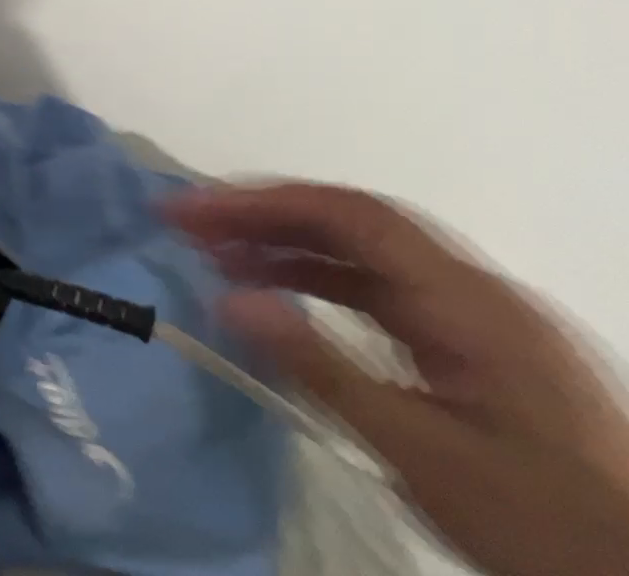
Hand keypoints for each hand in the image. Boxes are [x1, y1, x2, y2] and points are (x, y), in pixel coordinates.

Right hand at [169, 182, 628, 575]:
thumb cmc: (533, 517)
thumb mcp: (415, 448)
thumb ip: (318, 367)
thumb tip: (228, 298)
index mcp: (471, 303)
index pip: (355, 218)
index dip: (267, 201)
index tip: (194, 209)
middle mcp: (476, 294)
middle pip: (356, 226)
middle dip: (265, 216)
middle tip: (185, 225)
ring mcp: (478, 320)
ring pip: (365, 257)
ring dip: (286, 247)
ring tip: (213, 256)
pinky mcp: (471, 349)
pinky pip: (380, 291)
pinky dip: (318, 280)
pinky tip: (275, 295)